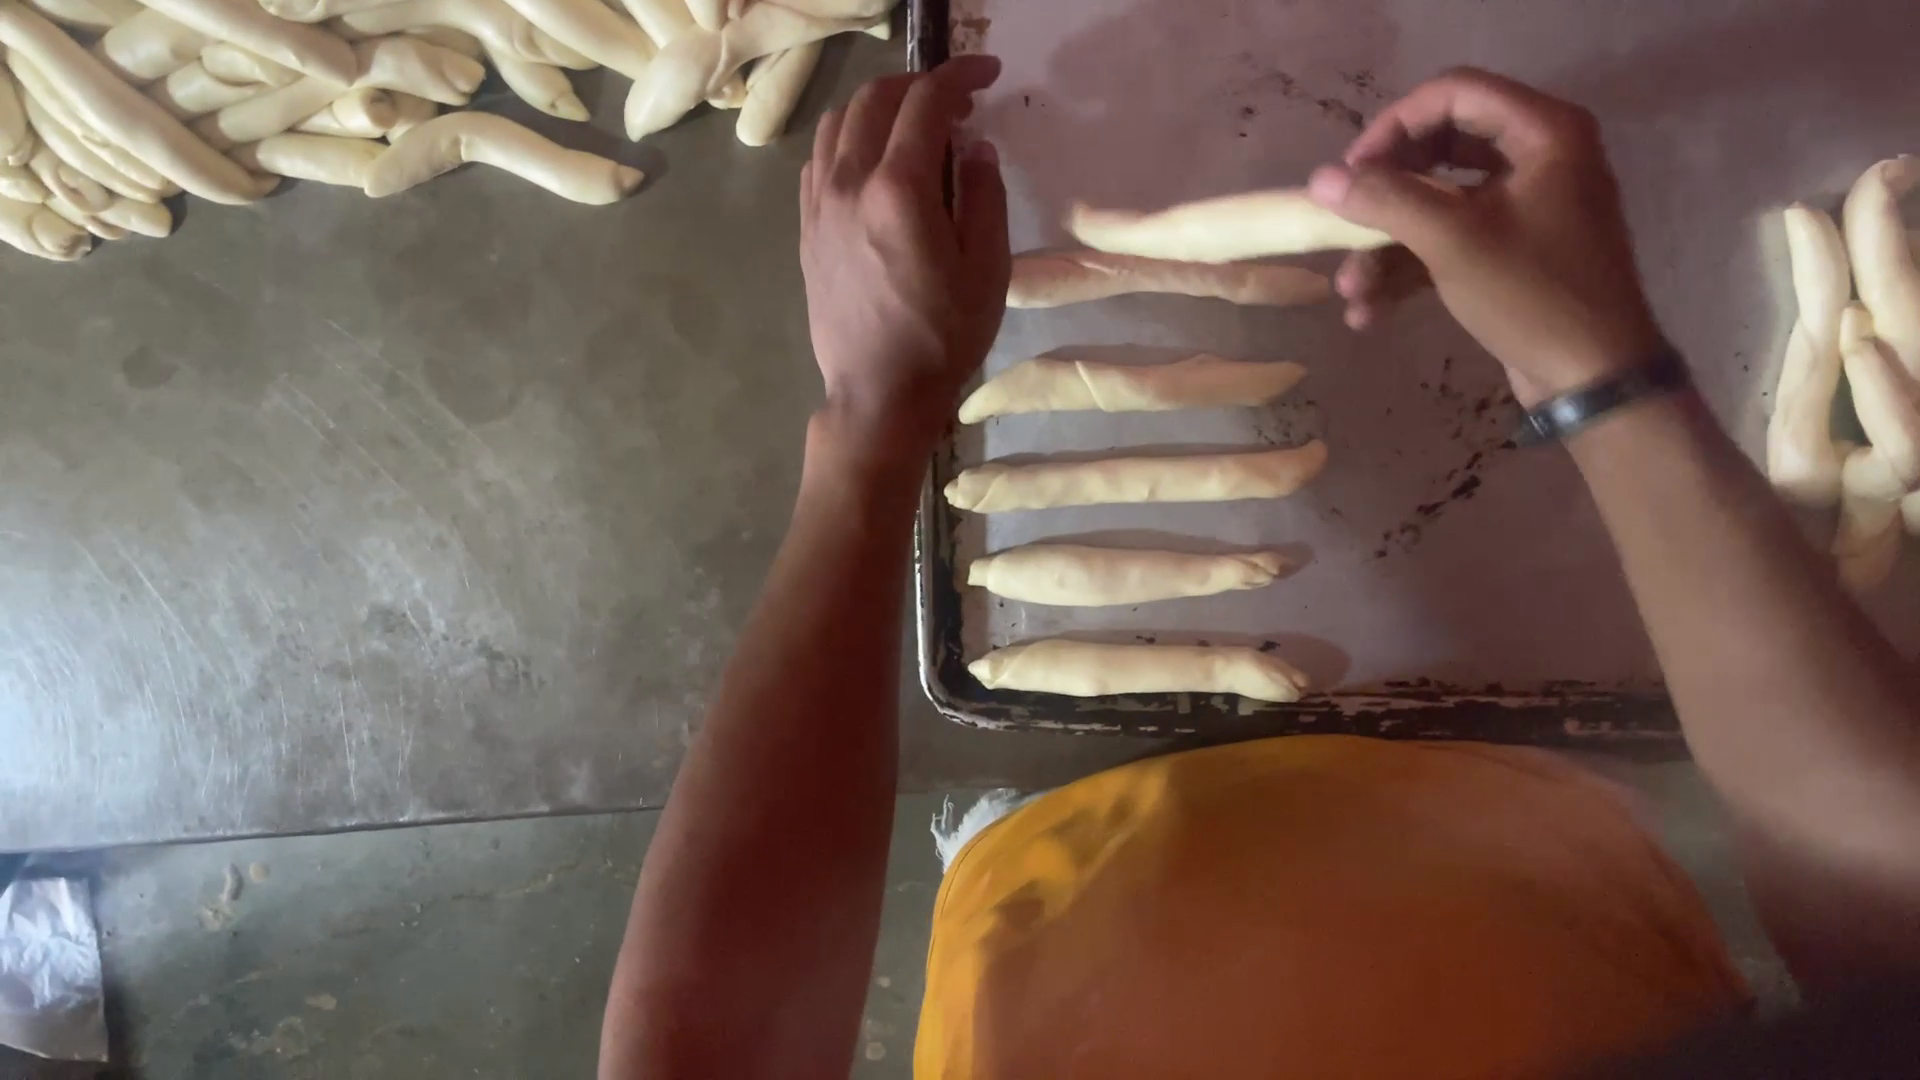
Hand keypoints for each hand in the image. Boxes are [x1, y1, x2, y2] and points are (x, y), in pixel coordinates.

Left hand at [801, 55, 1009, 452]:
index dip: (960, 76)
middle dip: (918, 85)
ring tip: (910, 126)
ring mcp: (819, 208)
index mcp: (898, 190)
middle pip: (874, 100)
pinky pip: (818, 162)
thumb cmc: (942, 340)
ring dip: (876, 108)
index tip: (988, 75)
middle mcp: (848, 184)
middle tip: (955, 103)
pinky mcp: (806, 233)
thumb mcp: (987, 272)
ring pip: (836, 124)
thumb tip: (975, 150)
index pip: (925, 102)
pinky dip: (846, 142)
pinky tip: (870, 163)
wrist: (879, 394)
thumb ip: (984, 198)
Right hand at [1306, 68, 1663, 405]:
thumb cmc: (1530, 293)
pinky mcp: (1502, 251)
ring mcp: (1517, 208)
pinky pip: (1441, 246)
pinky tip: (1368, 313)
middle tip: (1342, 224)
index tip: (1348, 173)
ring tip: (1349, 291)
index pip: (1453, 95)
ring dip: (1383, 249)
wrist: (1586, 371)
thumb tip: (1320, 181)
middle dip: (1381, 198)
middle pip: (1435, 153)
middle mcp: (1533, 159)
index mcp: (1541, 133)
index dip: (1393, 128)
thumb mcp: (1452, 242)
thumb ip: (1385, 202)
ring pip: (1432, 208)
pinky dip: (1404, 275)